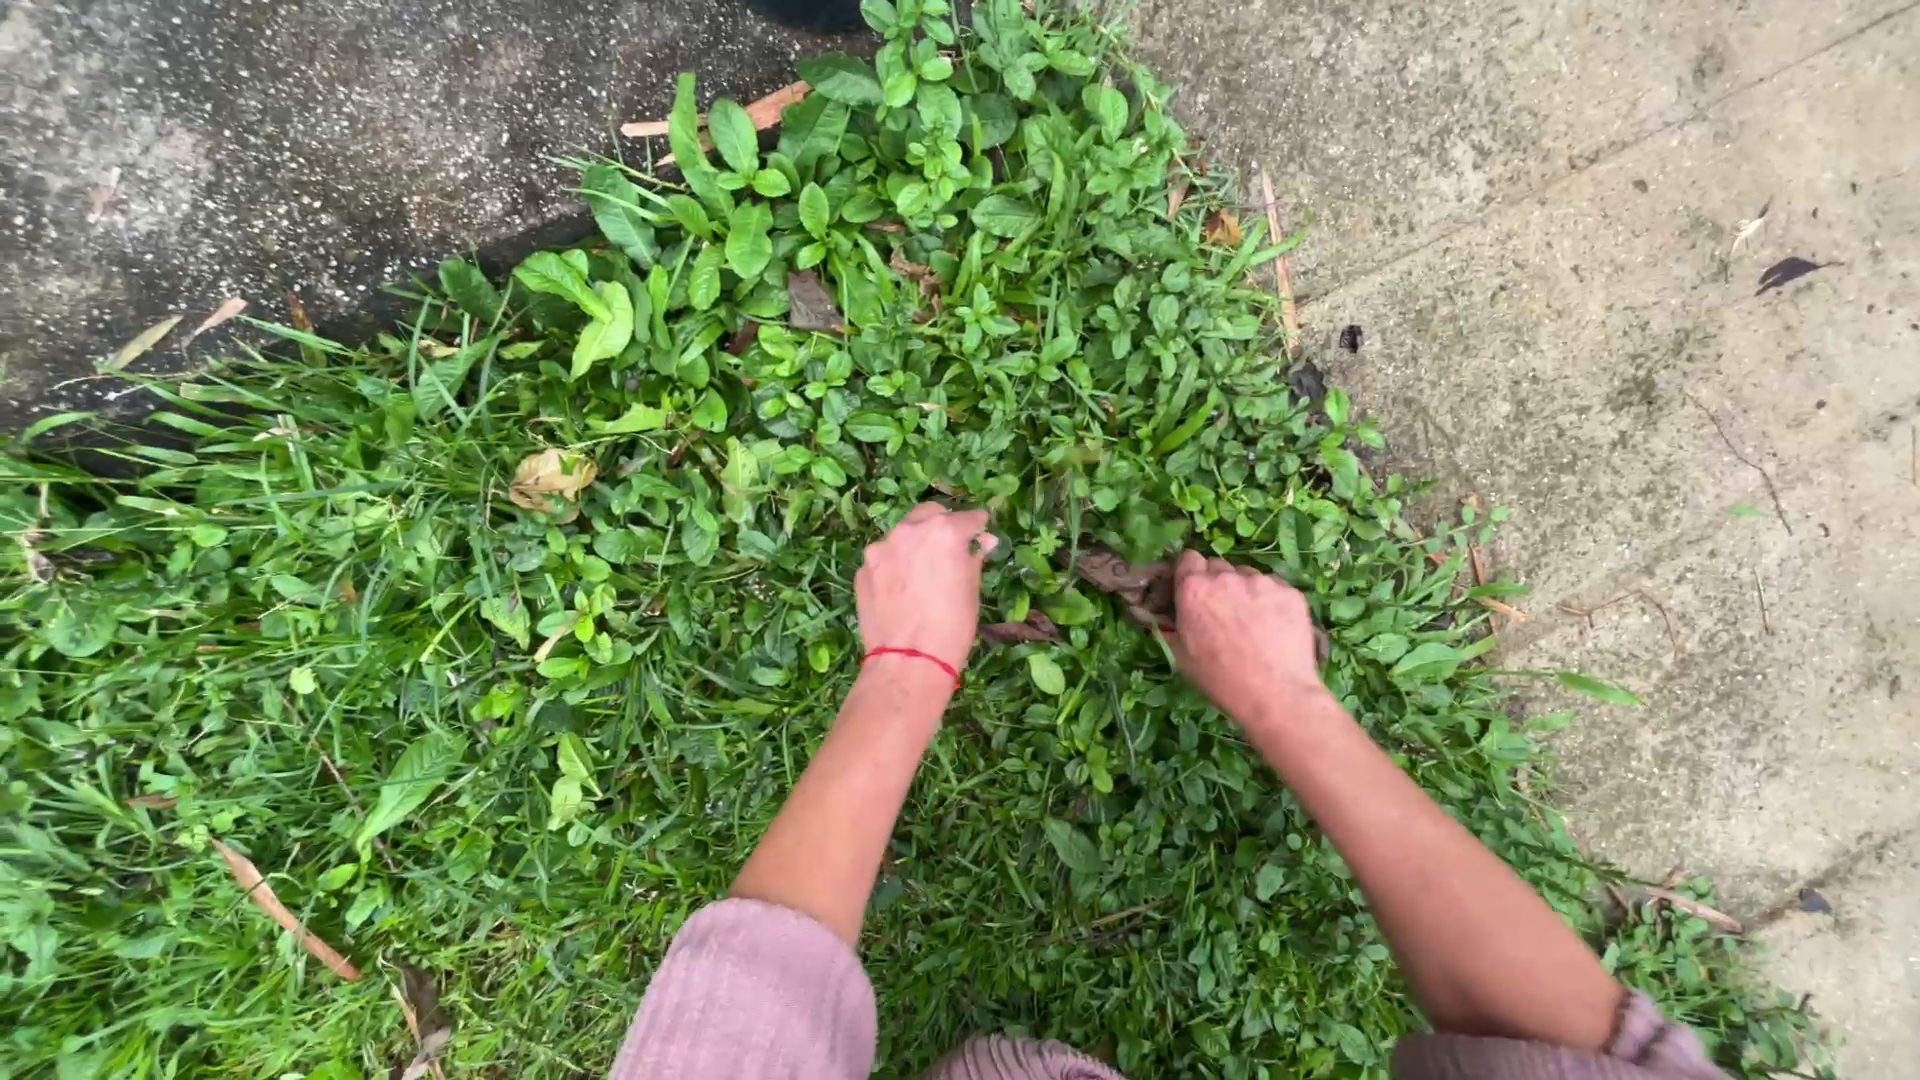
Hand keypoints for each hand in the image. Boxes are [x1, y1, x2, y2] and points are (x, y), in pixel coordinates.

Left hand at [855, 503, 996, 675]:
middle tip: (950, 548)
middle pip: (930, 515)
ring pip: (903, 535)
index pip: (968, 517)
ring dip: (915, 544)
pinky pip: (885, 558)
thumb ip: (973, 557)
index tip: (981, 535)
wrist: (908, 661)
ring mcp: (881, 548)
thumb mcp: (972, 589)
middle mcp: (909, 530)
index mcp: (943, 531)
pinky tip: (902, 588)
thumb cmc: (952, 627)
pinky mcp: (864, 568)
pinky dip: (895, 564)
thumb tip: (980, 542)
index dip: (978, 527)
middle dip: (942, 526)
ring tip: (922, 571)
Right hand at [1168, 550, 1327, 727]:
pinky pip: (1274, 586)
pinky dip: (1271, 599)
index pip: (1188, 559)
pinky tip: (1274, 624)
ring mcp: (1261, 582)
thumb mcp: (1180, 654)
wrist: (1275, 694)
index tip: (1194, 591)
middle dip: (1216, 581)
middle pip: (1217, 565)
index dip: (1190, 574)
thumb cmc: (1220, 678)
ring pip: (1247, 574)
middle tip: (1222, 609)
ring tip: (1252, 619)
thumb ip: (1168, 625)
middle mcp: (1226, 577)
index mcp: (1193, 589)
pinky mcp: (1290, 591)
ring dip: (1244, 589)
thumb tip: (1162, 615)